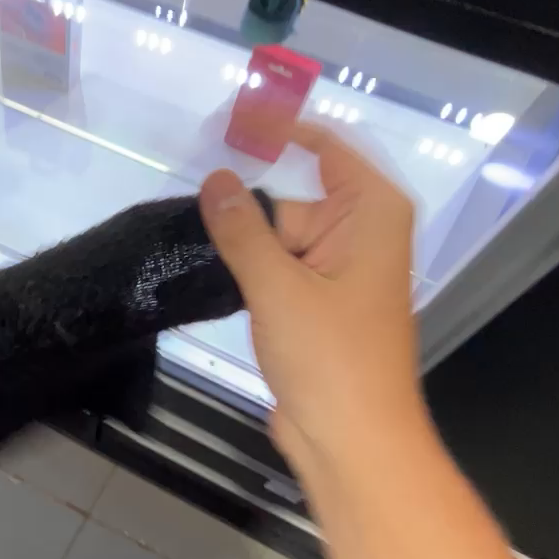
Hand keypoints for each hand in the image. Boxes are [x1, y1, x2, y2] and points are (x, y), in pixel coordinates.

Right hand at [200, 123, 429, 475]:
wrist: (349, 436)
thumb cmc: (330, 356)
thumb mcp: (279, 286)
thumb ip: (244, 231)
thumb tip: (214, 180)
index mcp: (371, 214)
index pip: (328, 149)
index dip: (284, 132)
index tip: (233, 122)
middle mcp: (357, 236)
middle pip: (293, 203)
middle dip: (246, 211)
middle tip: (188, 214)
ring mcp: (334, 276)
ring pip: (277, 243)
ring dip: (241, 248)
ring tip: (188, 244)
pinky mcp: (312, 309)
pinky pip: (275, 275)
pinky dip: (247, 276)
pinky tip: (208, 280)